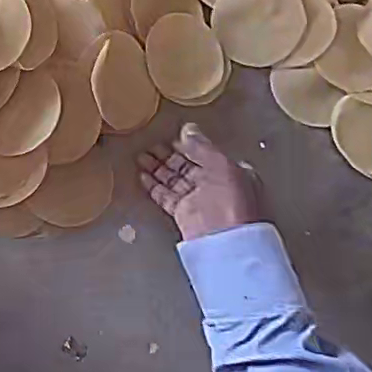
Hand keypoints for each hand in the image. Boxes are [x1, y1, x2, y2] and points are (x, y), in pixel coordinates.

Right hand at [137, 123, 262, 240]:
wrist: (226, 242)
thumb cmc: (231, 200)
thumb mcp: (222, 165)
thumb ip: (203, 147)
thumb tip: (187, 128)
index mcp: (230, 172)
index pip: (207, 154)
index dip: (189, 146)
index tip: (172, 137)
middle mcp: (214, 185)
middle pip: (187, 166)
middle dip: (168, 155)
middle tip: (149, 144)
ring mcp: (198, 200)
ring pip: (174, 180)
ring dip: (157, 168)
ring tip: (140, 156)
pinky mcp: (183, 214)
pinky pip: (166, 196)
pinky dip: (154, 186)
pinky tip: (142, 175)